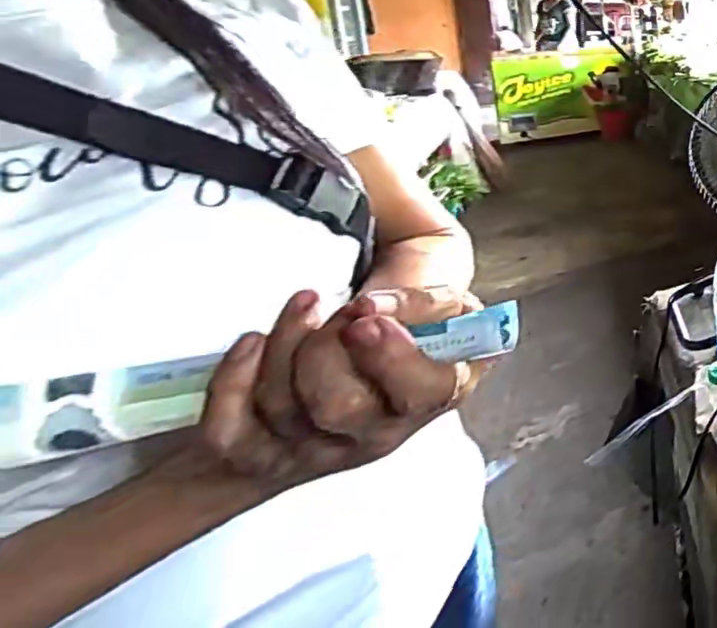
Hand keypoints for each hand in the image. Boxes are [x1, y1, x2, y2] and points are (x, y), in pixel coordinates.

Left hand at [253, 287, 481, 444]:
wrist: (376, 360)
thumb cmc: (417, 331)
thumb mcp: (445, 311)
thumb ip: (420, 305)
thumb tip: (369, 307)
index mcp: (437, 398)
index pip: (422, 393)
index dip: (392, 358)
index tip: (367, 321)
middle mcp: (381, 434)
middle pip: (339, 407)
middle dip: (326, 347)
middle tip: (341, 310)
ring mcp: (317, 452)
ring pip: (282, 408)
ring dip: (286, 343)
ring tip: (307, 304)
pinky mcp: (259, 458)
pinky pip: (226, 429)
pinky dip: (233, 376)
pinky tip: (254, 340)